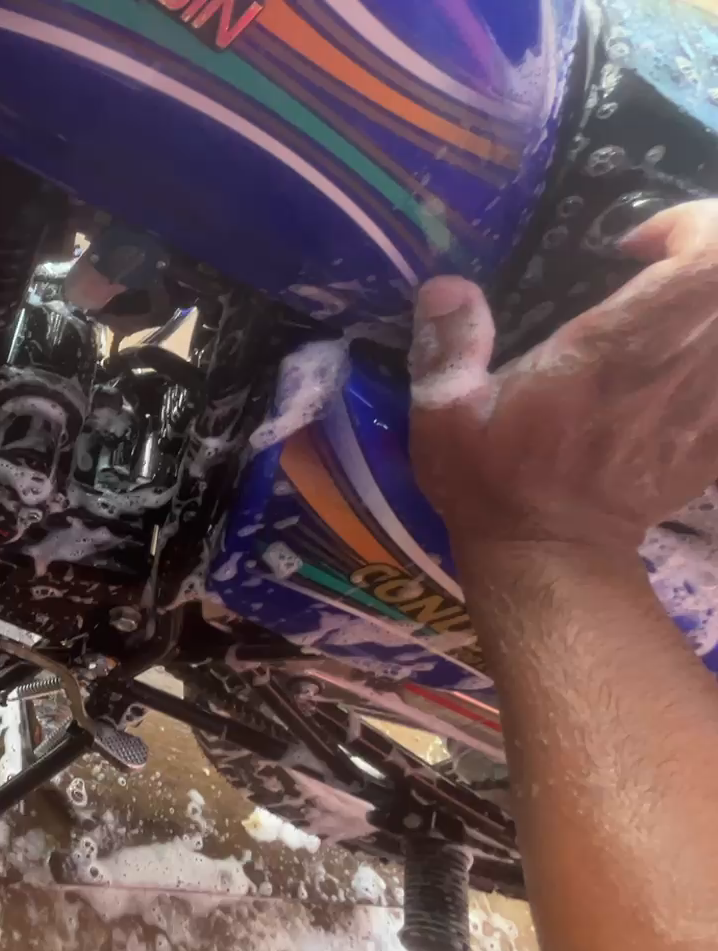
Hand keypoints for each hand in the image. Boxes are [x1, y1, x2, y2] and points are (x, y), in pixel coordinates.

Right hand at [408, 201, 717, 555]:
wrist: (548, 544)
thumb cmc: (488, 476)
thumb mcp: (441, 414)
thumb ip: (448, 346)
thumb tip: (445, 285)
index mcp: (611, 350)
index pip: (711, 253)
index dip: (694, 225)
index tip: (635, 245)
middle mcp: (680, 362)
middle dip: (707, 255)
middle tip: (656, 268)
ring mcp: (713, 395)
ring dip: (708, 305)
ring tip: (666, 311)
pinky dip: (710, 352)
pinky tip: (676, 361)